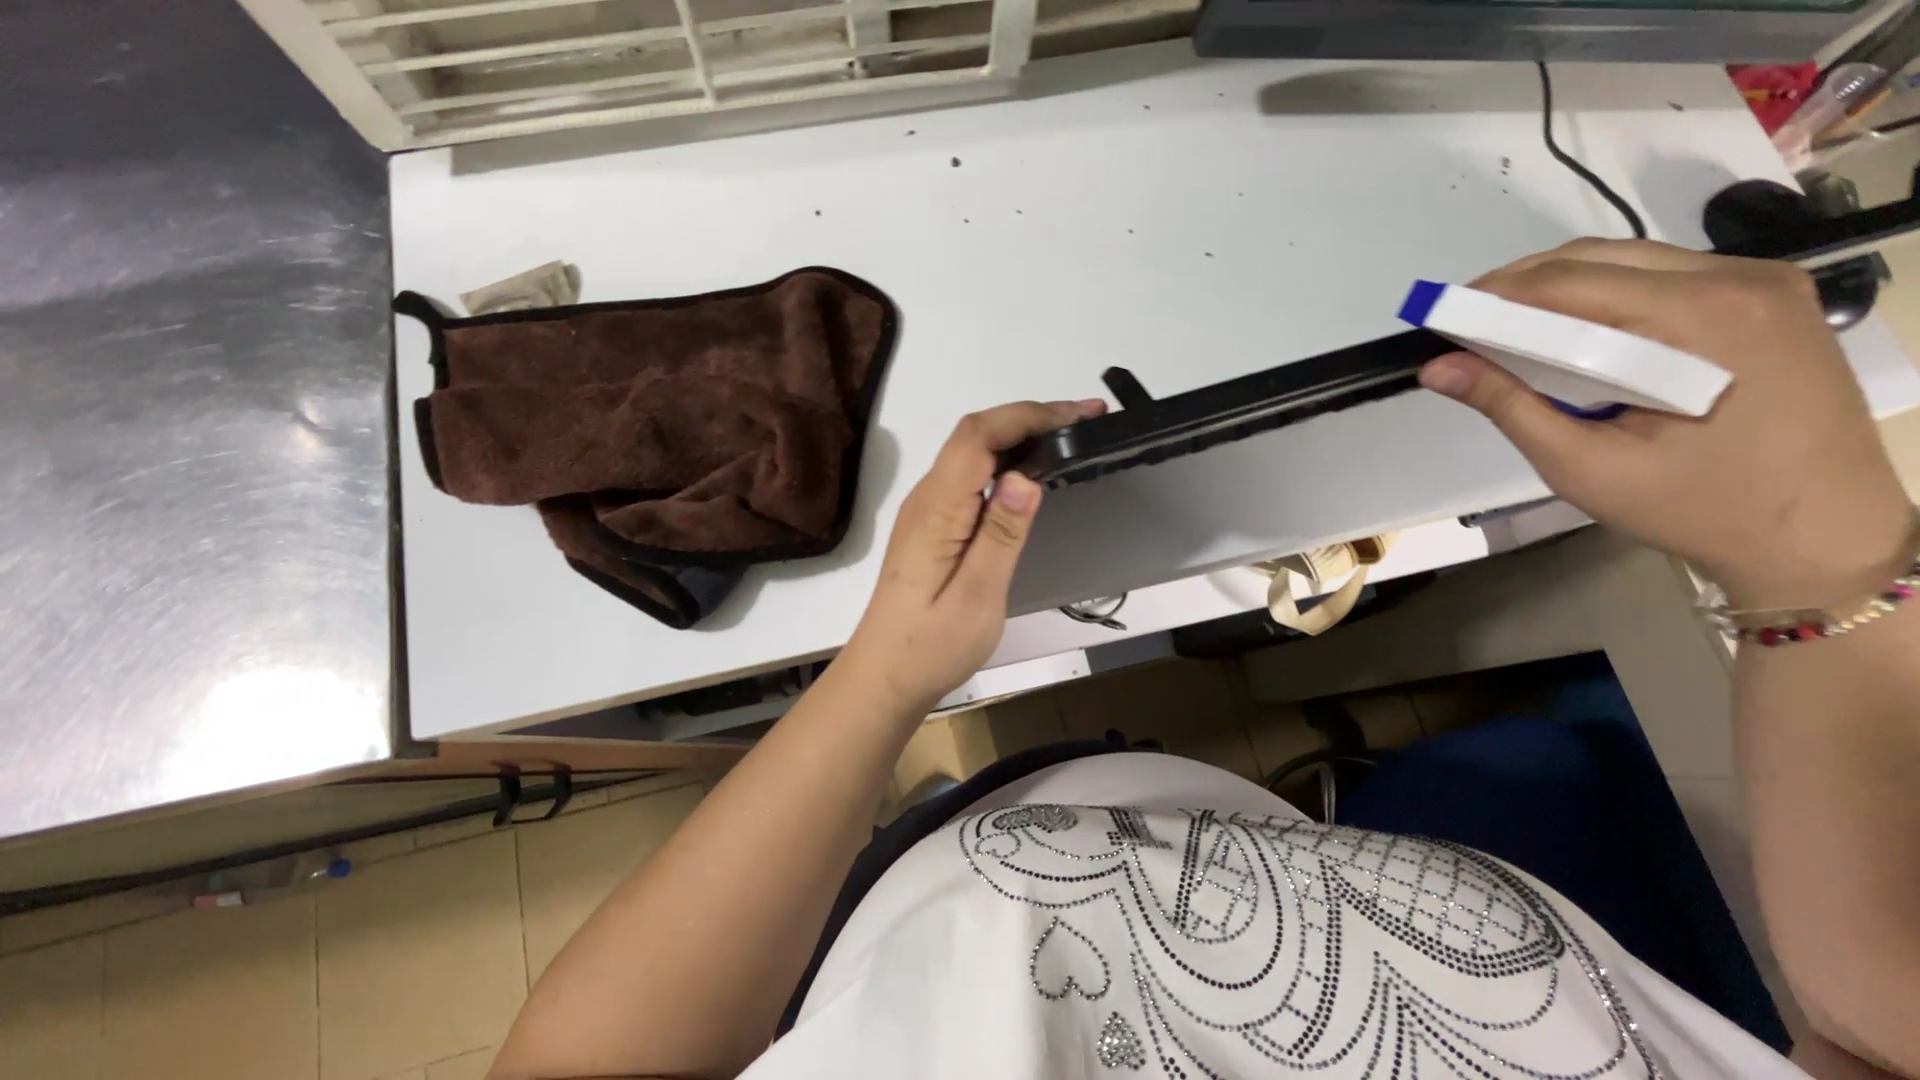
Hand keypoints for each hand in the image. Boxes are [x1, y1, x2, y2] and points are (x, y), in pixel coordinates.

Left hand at [839, 399, 1105, 712]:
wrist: (885, 677)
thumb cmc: (931, 646)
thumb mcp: (976, 596)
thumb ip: (1001, 535)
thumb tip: (1027, 476)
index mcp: (937, 508)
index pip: (978, 436)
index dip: (1029, 415)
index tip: (1080, 415)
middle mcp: (927, 497)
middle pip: (976, 434)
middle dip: (1032, 417)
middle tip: (1089, 419)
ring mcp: (928, 510)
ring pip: (973, 451)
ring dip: (1021, 435)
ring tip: (1072, 437)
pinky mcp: (933, 526)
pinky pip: (971, 475)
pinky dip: (1007, 460)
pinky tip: (1034, 472)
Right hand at [1420, 238, 1910, 609]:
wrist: (1822, 536)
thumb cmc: (1697, 510)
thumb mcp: (1584, 466)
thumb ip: (1510, 406)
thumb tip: (1436, 367)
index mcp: (1703, 317)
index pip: (1569, 281)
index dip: (1493, 294)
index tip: (1438, 315)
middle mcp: (1741, 279)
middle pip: (1600, 258)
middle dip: (1521, 285)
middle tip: (1465, 325)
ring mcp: (1764, 282)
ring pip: (1632, 261)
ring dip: (1561, 288)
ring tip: (1509, 331)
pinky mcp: (1771, 297)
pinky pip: (1666, 278)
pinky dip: (1607, 296)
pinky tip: (1577, 334)